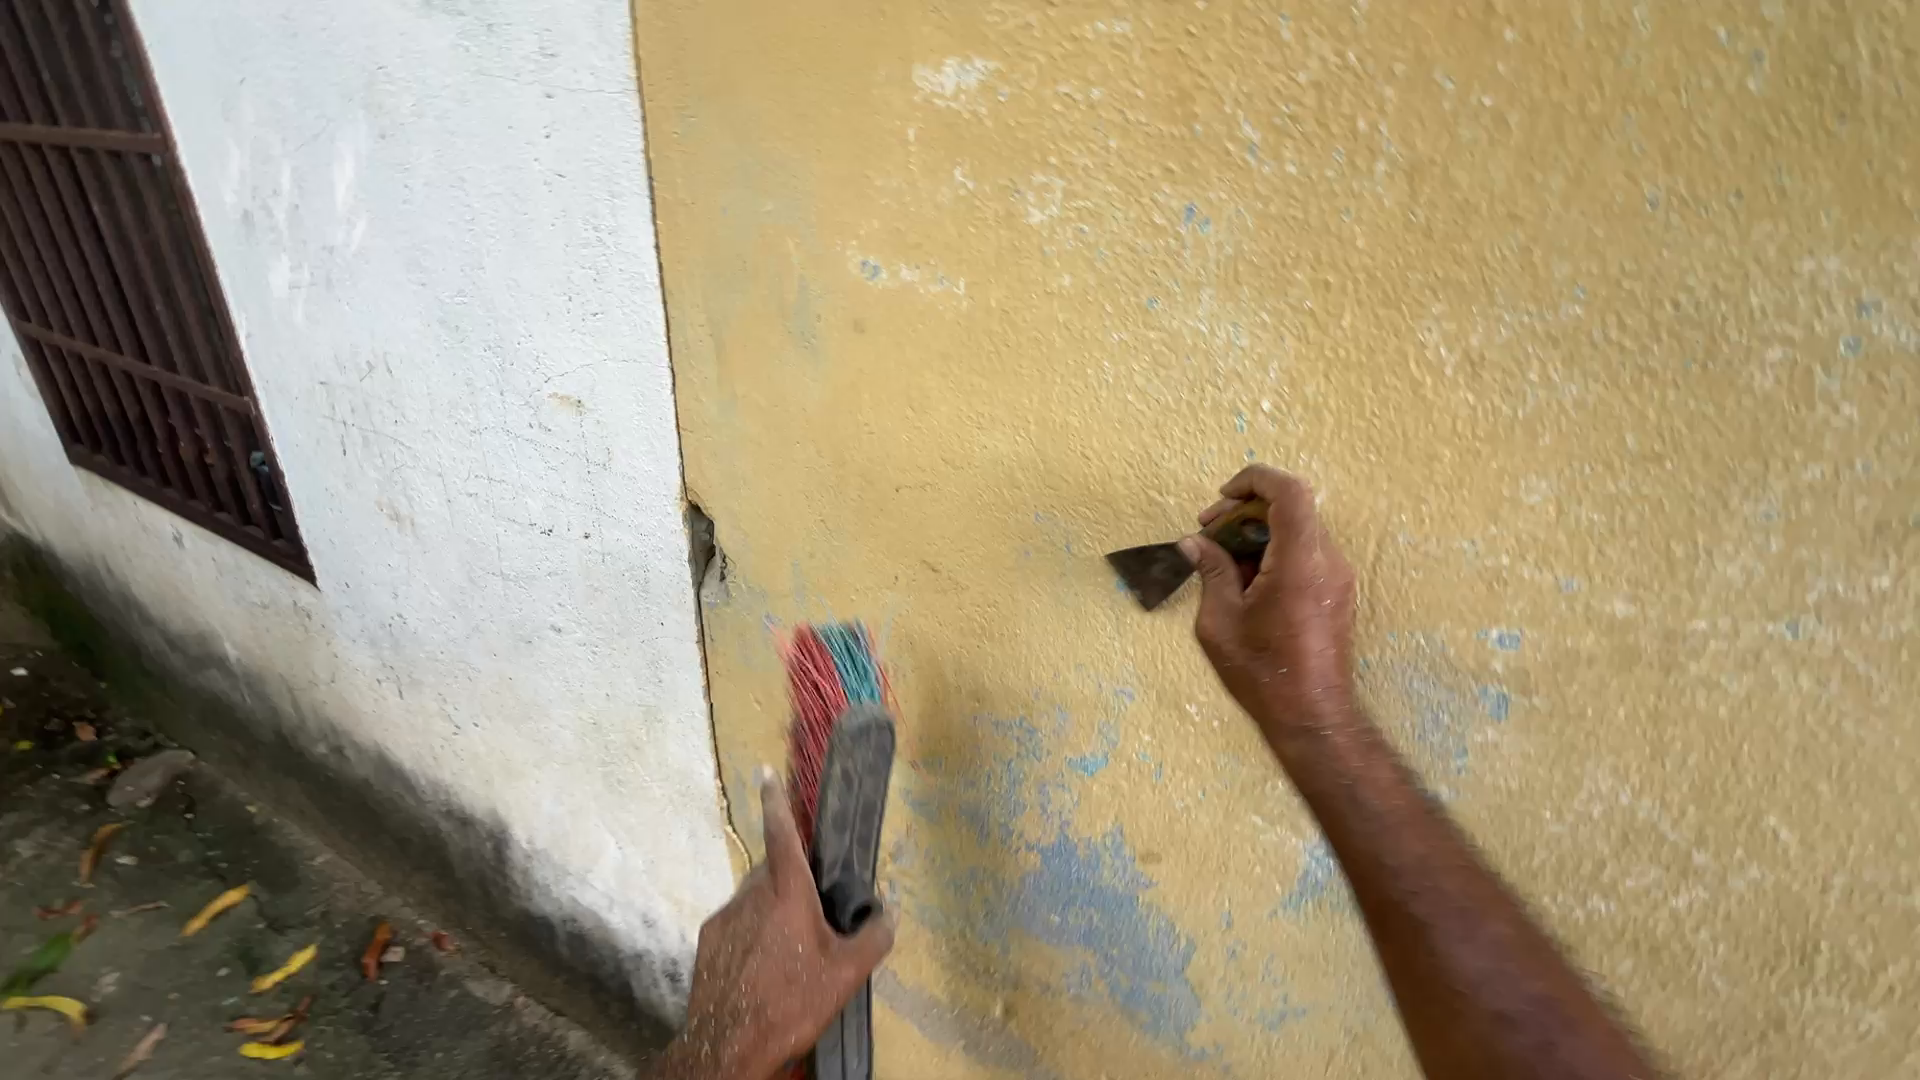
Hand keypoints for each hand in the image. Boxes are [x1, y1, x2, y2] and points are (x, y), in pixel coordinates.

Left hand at [661, 768, 895, 1079]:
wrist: (727, 1049)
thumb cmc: (791, 1002)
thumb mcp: (846, 975)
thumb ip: (874, 938)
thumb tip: (888, 916)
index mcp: (787, 891)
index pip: (781, 833)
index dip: (775, 800)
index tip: (765, 773)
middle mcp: (752, 895)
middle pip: (772, 869)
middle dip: (790, 878)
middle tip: (810, 911)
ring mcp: (725, 918)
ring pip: (754, 896)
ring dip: (771, 908)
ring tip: (788, 949)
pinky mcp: (708, 942)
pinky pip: (736, 923)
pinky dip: (752, 932)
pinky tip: (762, 967)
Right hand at [1181, 465, 1356, 735]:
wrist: (1312, 715)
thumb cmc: (1261, 670)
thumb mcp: (1220, 620)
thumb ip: (1211, 571)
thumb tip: (1194, 542)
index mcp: (1300, 562)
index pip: (1290, 492)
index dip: (1254, 480)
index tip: (1220, 497)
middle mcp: (1327, 561)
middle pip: (1290, 507)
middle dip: (1244, 509)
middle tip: (1206, 530)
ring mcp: (1337, 576)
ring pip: (1296, 528)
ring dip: (1256, 531)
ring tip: (1220, 558)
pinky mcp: (1336, 591)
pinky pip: (1303, 551)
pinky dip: (1272, 550)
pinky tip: (1244, 578)